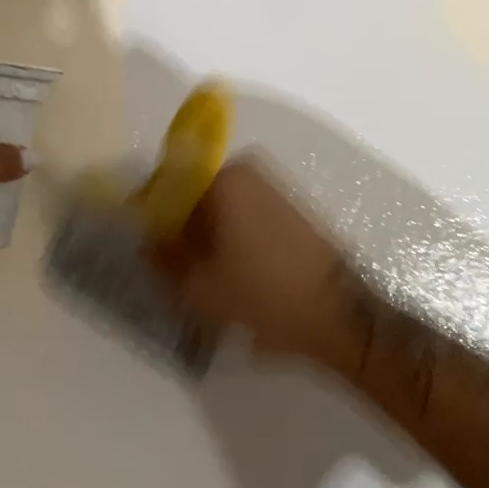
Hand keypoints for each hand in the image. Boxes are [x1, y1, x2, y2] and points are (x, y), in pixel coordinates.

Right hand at [154, 155, 352, 362]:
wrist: (343, 317)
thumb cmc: (265, 294)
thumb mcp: (200, 287)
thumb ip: (162, 259)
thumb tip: (147, 241)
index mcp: (223, 177)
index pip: (166, 182)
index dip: (149, 215)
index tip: (146, 247)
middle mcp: (247, 170)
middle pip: (194, 193)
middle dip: (180, 226)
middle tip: (174, 267)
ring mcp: (273, 187)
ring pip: (219, 206)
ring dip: (205, 234)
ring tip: (203, 275)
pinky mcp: (291, 208)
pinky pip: (243, 215)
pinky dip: (230, 237)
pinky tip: (232, 273)